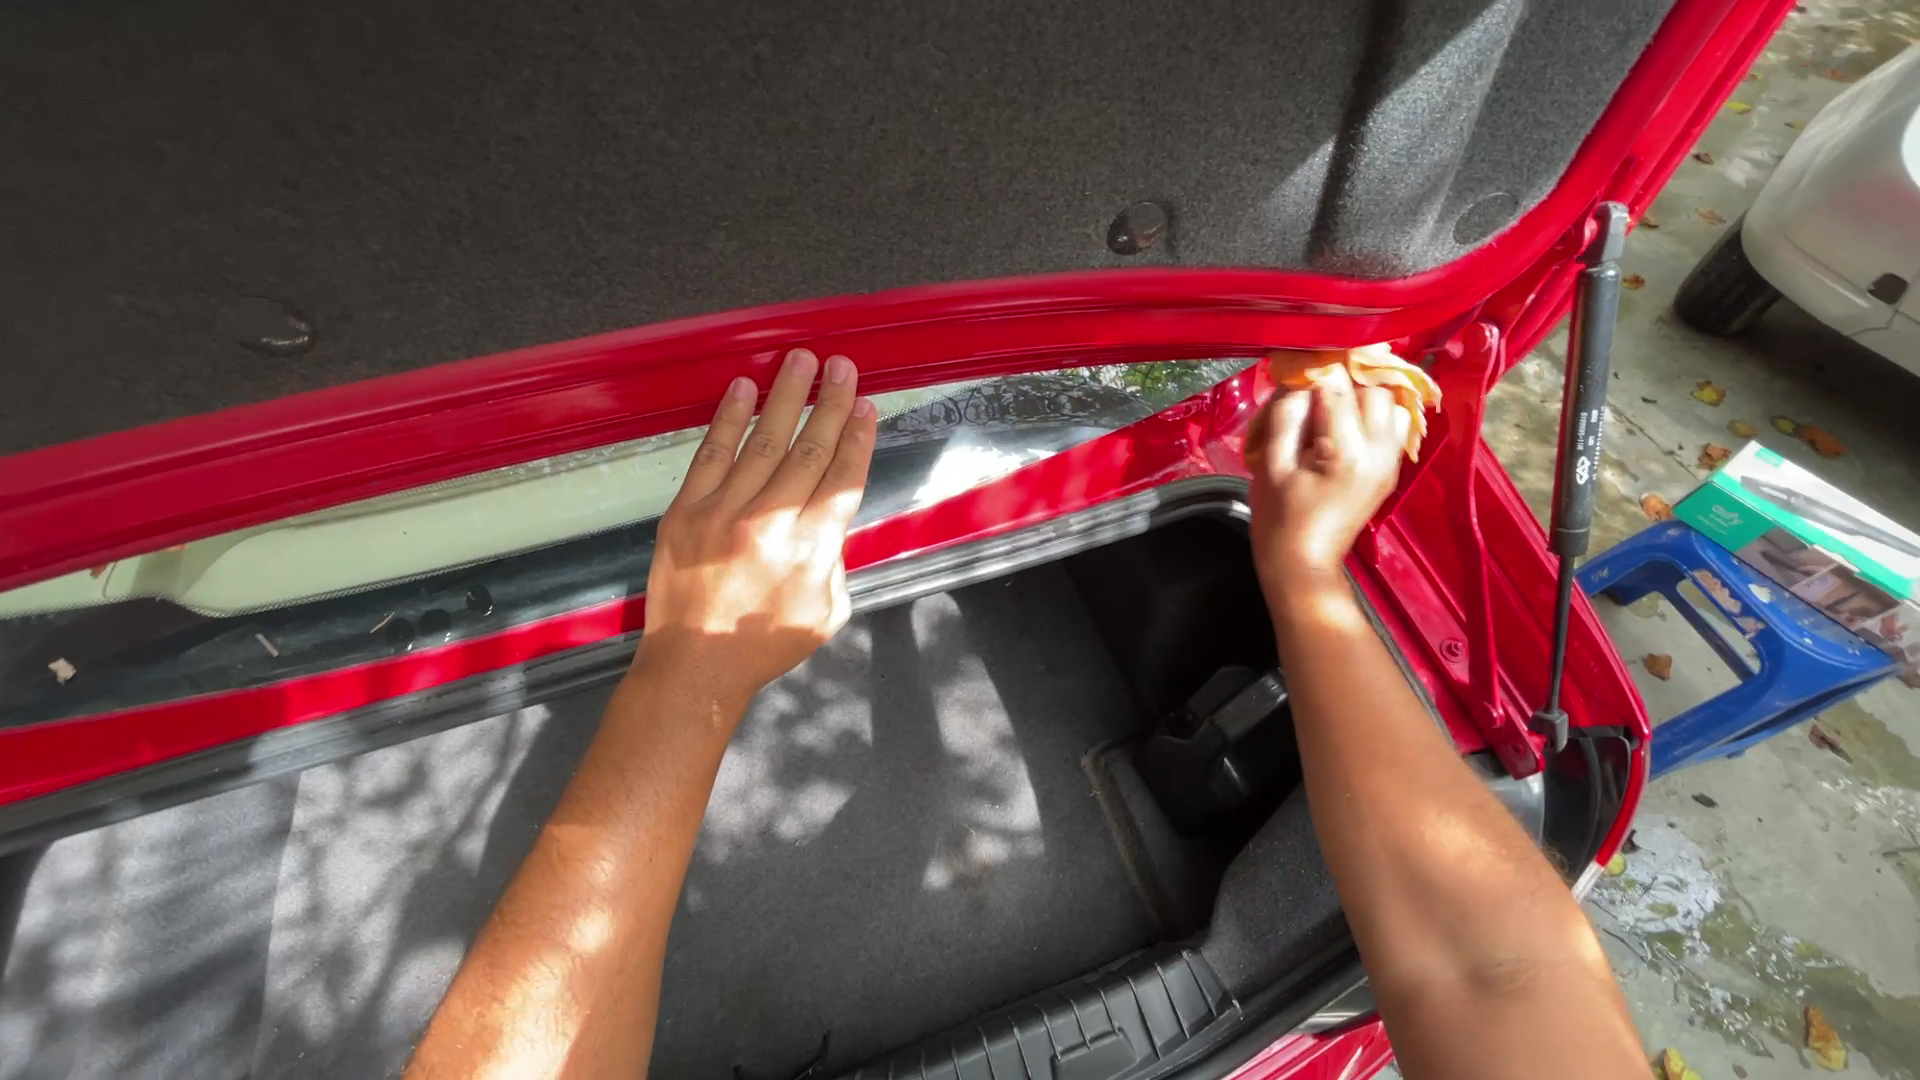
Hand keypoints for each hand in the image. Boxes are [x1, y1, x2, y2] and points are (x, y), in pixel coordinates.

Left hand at [634, 348, 877, 712]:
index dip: (858, 438)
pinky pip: (712, 453)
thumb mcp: (827, 612)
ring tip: (802, 359)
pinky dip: (729, 418)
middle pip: (810, 450)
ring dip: (787, 396)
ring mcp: (724, 512)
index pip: (842, 478)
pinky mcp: (686, 511)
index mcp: (812, 549)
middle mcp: (773, 522)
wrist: (693, 667)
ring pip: (764, 441)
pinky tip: (744, 387)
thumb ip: (835, 561)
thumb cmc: (765, 644)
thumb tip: (829, 521)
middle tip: (843, 366)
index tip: (866, 405)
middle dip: (831, 403)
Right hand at [1244, 364, 1410, 598]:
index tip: (1297, 367)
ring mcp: (1390, 461)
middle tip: (1314, 392)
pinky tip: (1346, 424)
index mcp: (1344, 451)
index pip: (1338, 389)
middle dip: (1344, 383)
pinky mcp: (1391, 468)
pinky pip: (1393, 424)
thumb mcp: (1271, 465)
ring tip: (1332, 407)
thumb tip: (1300, 380)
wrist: (1303, 563)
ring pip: (1390, 403)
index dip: (1316, 372)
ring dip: (1362, 397)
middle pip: (1373, 389)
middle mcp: (1379, 451)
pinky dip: (1372, 414)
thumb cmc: (1277, 517)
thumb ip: (1286, 417)